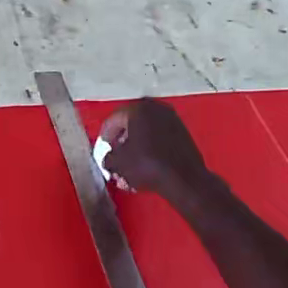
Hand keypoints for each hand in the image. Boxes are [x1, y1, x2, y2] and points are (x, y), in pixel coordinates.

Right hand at [98, 100, 218, 210]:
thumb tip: (109, 158)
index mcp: (138, 109)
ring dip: (136, 148)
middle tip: (116, 158)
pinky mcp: (183, 133)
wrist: (184, 179)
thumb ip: (107, 157)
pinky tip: (145, 165)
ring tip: (129, 167)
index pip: (114, 120)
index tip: (103, 150)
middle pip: (131, 125)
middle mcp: (156, 108)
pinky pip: (159, 138)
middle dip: (121, 142)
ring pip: (146, 132)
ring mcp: (172, 119)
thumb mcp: (118, 163)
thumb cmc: (146, 165)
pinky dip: (150, 149)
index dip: (105, 136)